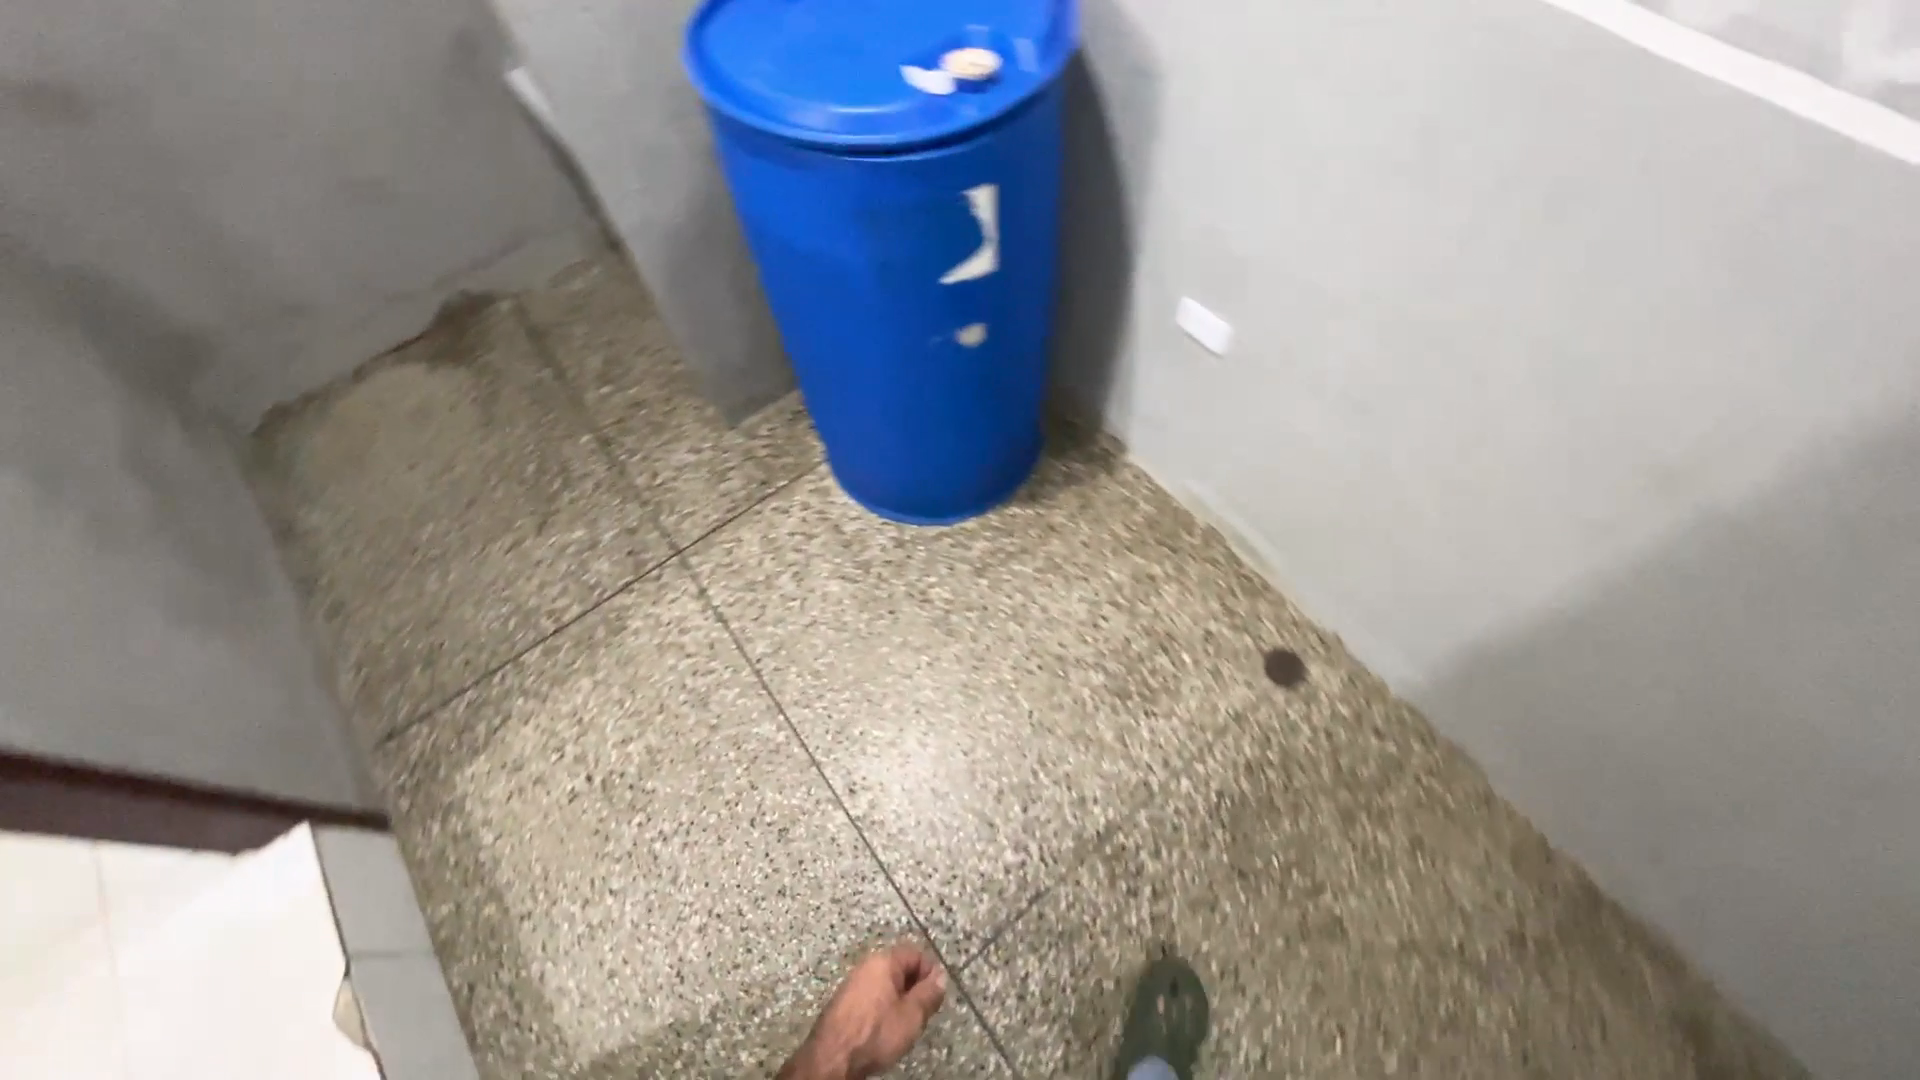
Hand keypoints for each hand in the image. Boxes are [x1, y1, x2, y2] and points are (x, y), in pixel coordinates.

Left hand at [780, 944, 947, 1079]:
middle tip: (920, 1015)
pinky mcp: (844, 1002)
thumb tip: (941, 976)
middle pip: (900, 968)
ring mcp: (853, 983)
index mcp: (884, 961)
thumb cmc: (875, 1033)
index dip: (930, 973)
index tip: (934, 998)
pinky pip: (872, 996)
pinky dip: (882, 1008)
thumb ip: (929, 994)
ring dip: (899, 1000)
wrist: (832, 1058)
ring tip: (903, 1025)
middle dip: (914, 989)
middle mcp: (867, 965)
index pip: (916, 953)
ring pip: (885, 984)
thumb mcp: (911, 1016)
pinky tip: (883, 1030)